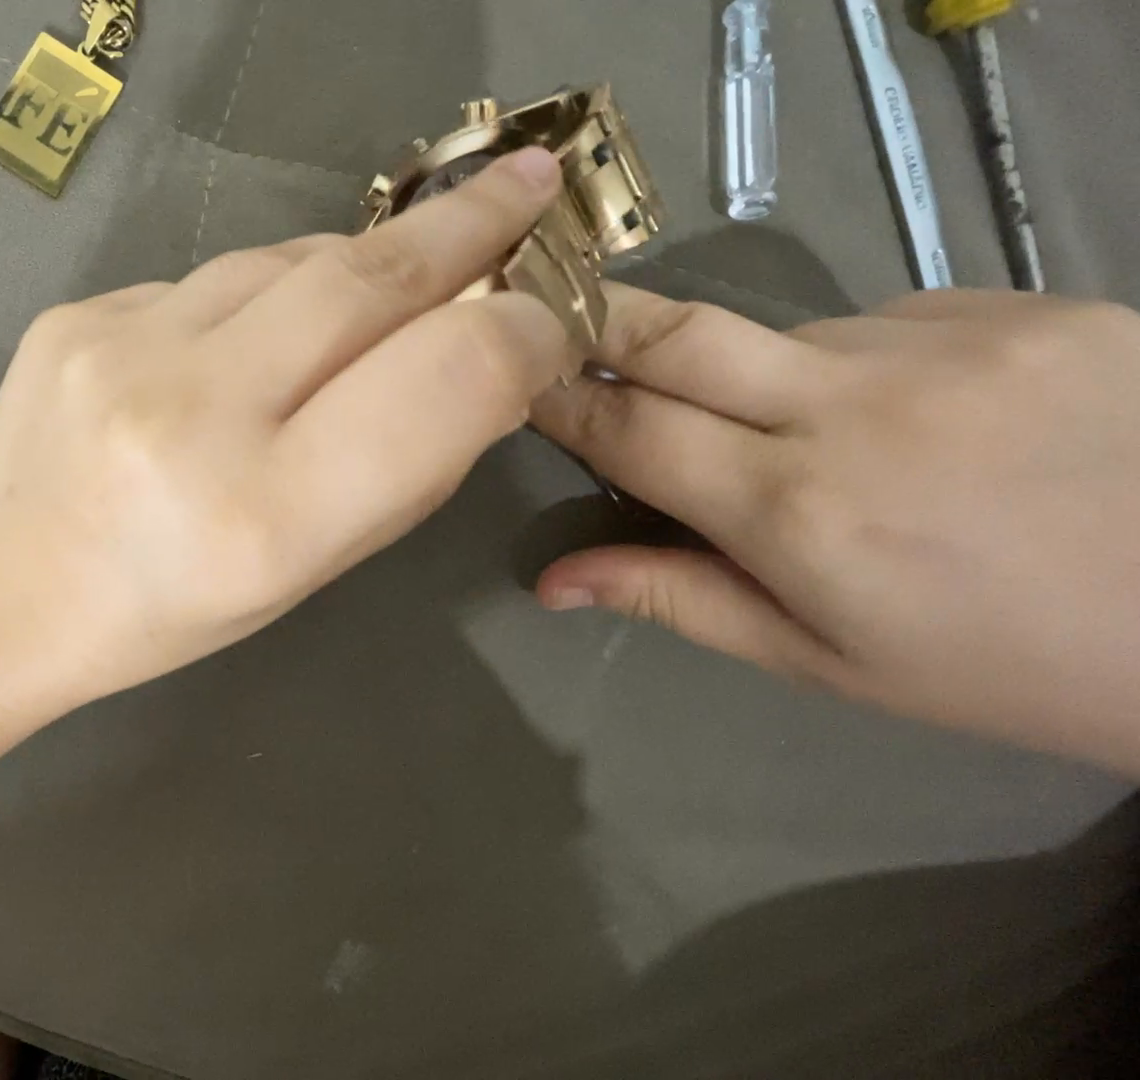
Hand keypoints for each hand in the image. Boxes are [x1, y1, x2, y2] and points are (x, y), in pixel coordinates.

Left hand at [0, 148, 574, 717]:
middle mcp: (189, 415)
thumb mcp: (304, 574)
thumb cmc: (166, 612)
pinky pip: (209, 280)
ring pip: (286, 260)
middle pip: (366, 281)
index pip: (445, 378)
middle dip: (464, 229)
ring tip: (387, 286)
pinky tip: (249, 343)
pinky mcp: (75, 315)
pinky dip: (259, 298)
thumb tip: (481, 359)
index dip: (521, 331)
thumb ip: (402, 470)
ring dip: (356, 268)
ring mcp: (119, 349)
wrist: (4, 598)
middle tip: (523, 186)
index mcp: (263, 515)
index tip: (544, 317)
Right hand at [533, 285, 1139, 772]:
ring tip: (814, 433)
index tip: (516, 379)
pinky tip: (918, 412)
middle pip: (677, 335)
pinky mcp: (1022, 307)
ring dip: (754, 373)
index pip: (627, 429)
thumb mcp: (824, 659)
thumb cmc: (1009, 663)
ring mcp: (944, 343)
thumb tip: (552, 582)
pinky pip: (884, 322)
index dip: (557, 400)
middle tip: (561, 324)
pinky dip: (860, 363)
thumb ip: (678, 598)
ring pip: (782, 336)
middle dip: (601, 325)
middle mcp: (851, 408)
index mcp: (793, 510)